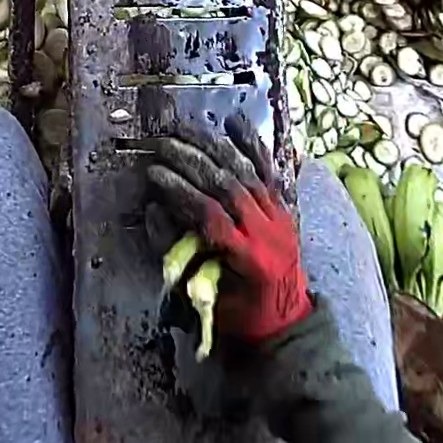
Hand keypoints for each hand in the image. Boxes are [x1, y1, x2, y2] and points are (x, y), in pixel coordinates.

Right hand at [147, 119, 310, 343]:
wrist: (288, 320)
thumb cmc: (239, 311)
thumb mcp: (203, 294)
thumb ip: (177, 252)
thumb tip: (155, 209)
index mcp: (247, 258)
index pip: (209, 215)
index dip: (180, 190)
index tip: (153, 173)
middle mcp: (267, 232)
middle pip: (226, 185)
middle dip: (190, 159)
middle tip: (161, 143)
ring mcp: (279, 216)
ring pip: (245, 170)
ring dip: (212, 146)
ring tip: (184, 129)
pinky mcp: (284, 206)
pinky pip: (267, 169)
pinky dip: (250, 143)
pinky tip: (231, 122)